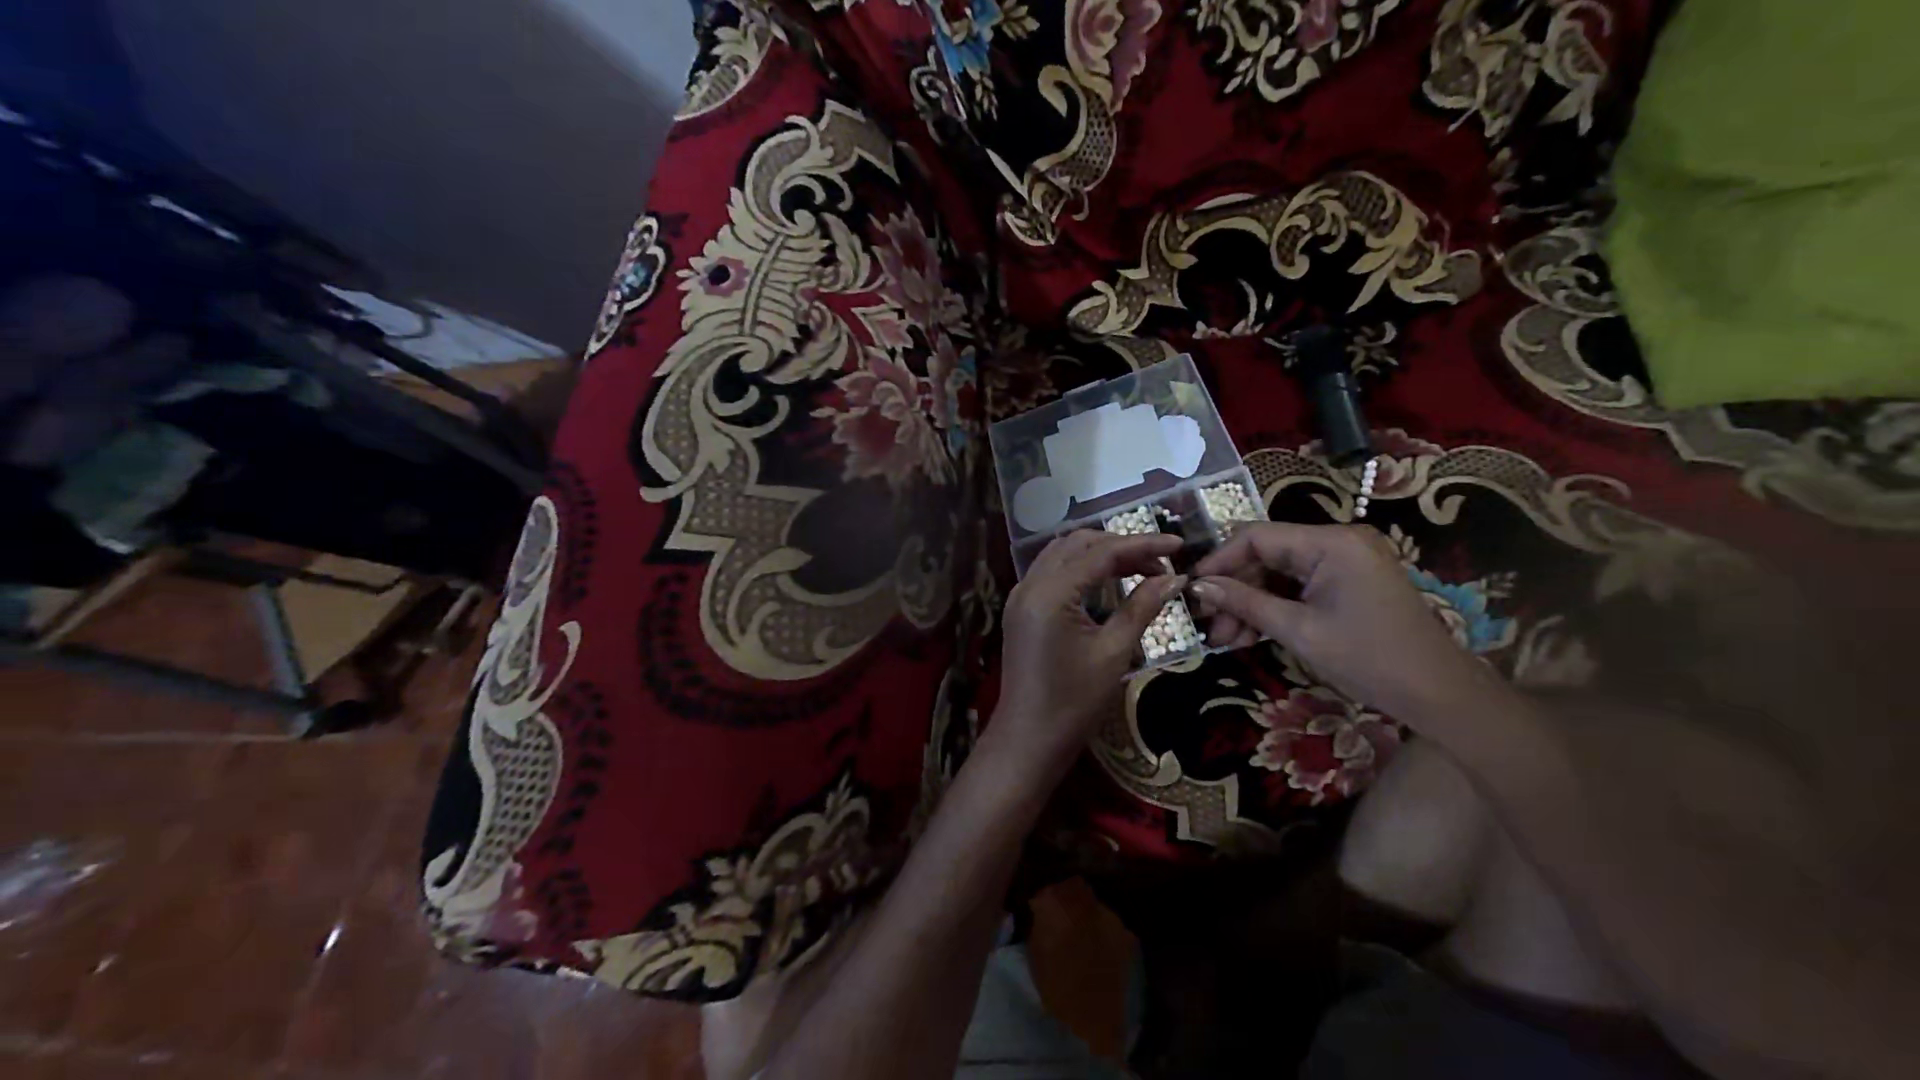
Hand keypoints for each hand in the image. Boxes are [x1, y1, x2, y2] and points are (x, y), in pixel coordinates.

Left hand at [987, 529, 1186, 781]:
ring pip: (1062, 553)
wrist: (1029, 738)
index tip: (1178, 544)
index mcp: (1050, 593)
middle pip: (1077, 543)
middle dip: (1120, 545)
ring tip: (1139, 568)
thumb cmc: (1074, 701)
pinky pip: (1052, 572)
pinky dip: (1081, 568)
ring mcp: (1020, 595)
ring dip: (1099, 553)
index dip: (1142, 544)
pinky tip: (1107, 582)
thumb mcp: (1114, 652)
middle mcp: (1029, 585)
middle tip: (1159, 563)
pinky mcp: (1021, 608)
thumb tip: (1173, 577)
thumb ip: (1142, 607)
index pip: (1101, 552)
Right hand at [1190, 523, 1492, 724]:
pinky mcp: (1348, 583)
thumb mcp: (1298, 630)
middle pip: (1266, 554)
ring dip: (1249, 604)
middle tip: (1209, 624)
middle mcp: (1338, 542)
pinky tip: (1250, 636)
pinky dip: (1273, 608)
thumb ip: (1245, 602)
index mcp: (1331, 542)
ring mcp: (1345, 562)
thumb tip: (1198, 586)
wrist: (1438, 694)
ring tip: (1226, 640)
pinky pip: (1298, 586)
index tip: (1192, 590)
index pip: (1256, 536)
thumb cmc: (1368, 658)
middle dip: (1234, 590)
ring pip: (1278, 574)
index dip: (1219, 561)